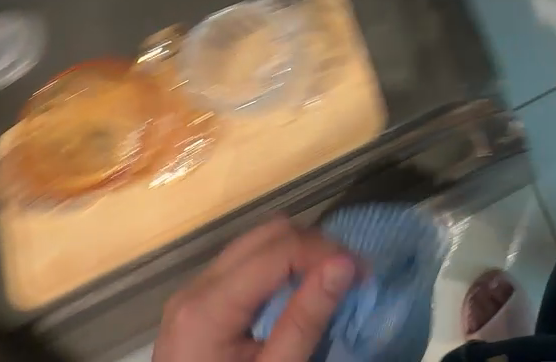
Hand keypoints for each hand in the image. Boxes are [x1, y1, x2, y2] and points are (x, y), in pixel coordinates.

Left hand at [155, 218, 356, 361]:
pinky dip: (279, 266)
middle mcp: (195, 287)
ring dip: (299, 253)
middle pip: (270, 234)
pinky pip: (247, 261)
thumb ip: (305, 321)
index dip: (327, 252)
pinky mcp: (198, 302)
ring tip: (326, 284)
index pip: (281, 249)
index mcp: (207, 308)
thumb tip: (345, 262)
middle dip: (316, 247)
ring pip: (260, 240)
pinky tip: (296, 294)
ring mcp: (193, 292)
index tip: (362, 275)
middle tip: (347, 277)